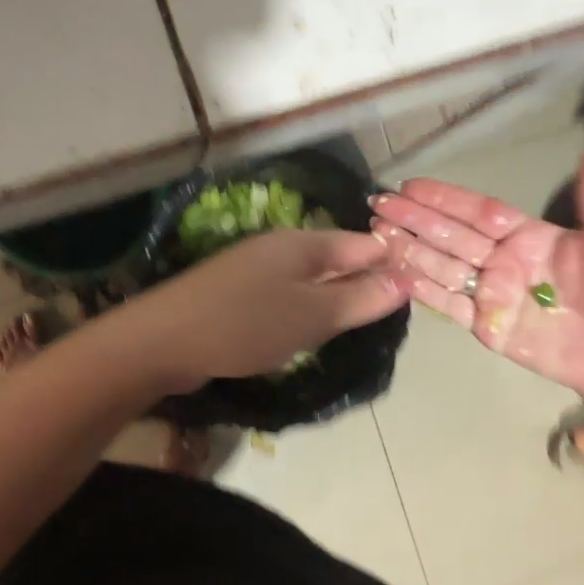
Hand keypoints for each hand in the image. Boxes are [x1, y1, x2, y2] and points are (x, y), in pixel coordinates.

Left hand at [114, 230, 405, 389]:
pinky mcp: (235, 294)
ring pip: (308, 278)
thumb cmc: (245, 325)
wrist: (163, 340)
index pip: (363, 244)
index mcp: (303, 244)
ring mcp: (254, 269)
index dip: (392, 262)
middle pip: (335, 258)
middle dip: (365, 279)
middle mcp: (280, 247)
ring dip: (333, 296)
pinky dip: (303, 309)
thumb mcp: (311, 316)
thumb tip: (406, 281)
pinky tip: (307, 330)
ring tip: (359, 322)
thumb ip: (358, 300)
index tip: (420, 287)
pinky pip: (283, 295)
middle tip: (394, 311)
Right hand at [370, 135, 583, 409]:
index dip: (445, 199)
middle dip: (414, 220)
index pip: (477, 211)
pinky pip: (449, 305)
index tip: (410, 185)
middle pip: (451, 237)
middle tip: (378, 204)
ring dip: (410, 250)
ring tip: (377, 234)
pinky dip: (423, 290)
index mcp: (528, 236)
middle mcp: (503, 261)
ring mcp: (491, 295)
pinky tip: (398, 272)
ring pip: (443, 267)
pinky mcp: (485, 327)